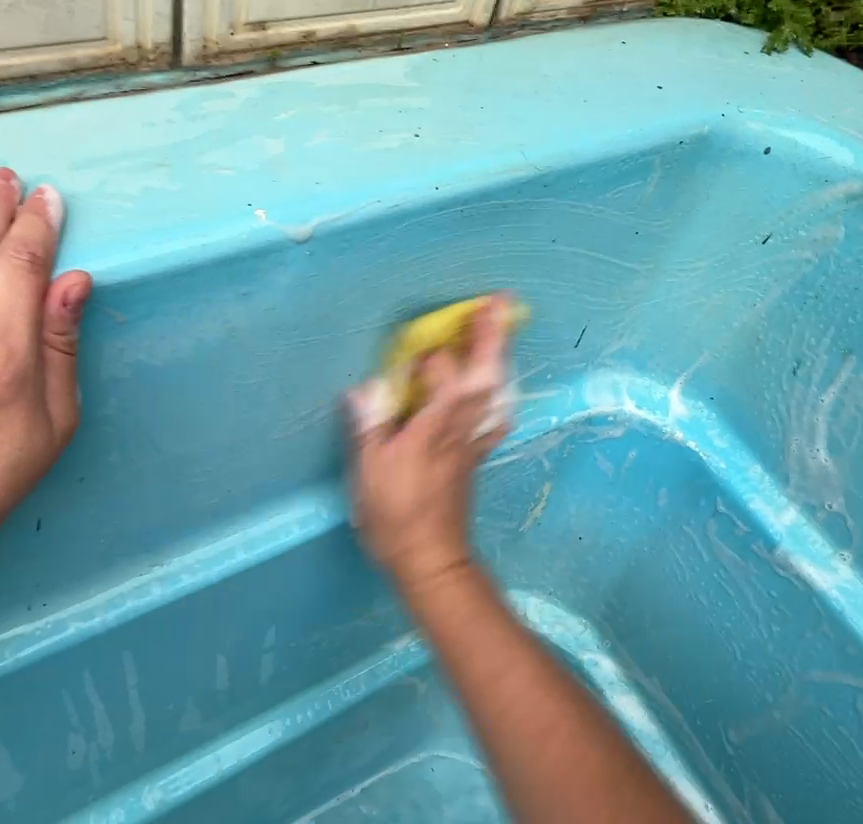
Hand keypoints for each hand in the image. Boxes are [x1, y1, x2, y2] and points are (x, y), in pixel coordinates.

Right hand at [346, 298, 512, 591]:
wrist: (432, 560)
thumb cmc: (395, 517)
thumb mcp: (369, 473)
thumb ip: (369, 426)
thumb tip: (363, 388)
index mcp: (432, 428)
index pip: (444, 377)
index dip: (434, 357)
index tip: (419, 349)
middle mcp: (459, 429)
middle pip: (481, 376)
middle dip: (489, 338)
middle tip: (497, 303)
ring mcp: (471, 443)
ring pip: (493, 393)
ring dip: (498, 358)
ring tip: (498, 329)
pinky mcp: (473, 456)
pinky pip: (493, 418)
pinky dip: (497, 395)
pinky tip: (494, 388)